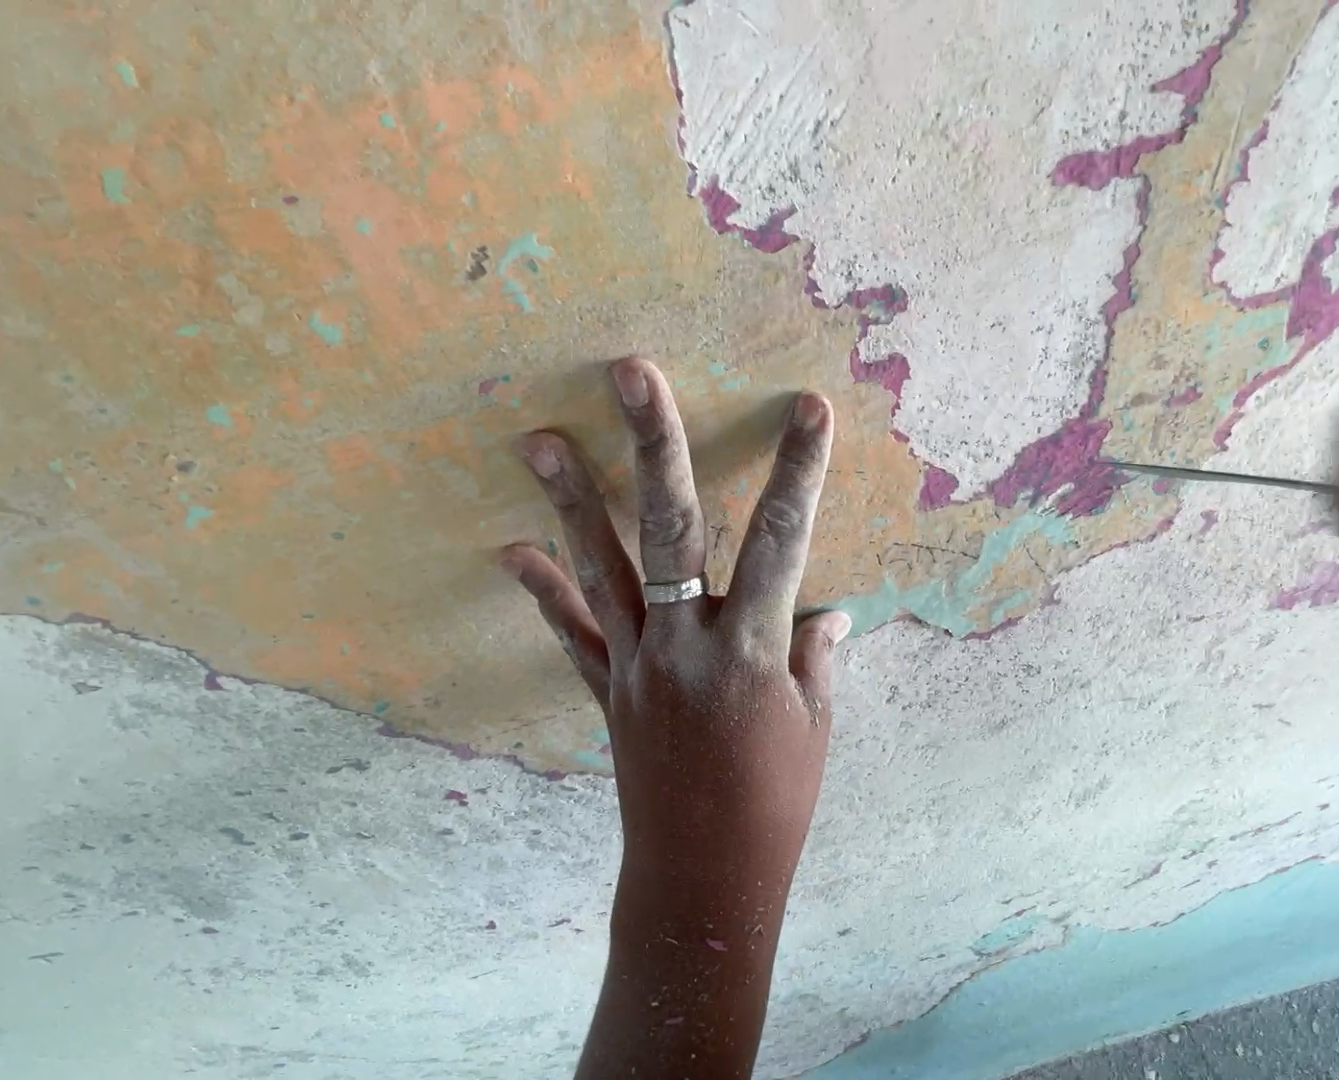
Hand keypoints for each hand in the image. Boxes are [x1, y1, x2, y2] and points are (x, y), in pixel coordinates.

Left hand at [501, 357, 847, 1078]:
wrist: (703, 879)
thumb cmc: (776, 802)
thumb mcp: (814, 725)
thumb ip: (813, 657)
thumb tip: (825, 611)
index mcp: (750, 648)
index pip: (781, 539)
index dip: (797, 471)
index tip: (808, 410)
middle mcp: (685, 642)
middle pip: (672, 527)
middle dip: (656, 444)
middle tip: (631, 375)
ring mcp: (636, 663)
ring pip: (600, 566)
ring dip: (570, 500)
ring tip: (540, 440)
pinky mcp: (609, 690)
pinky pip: (573, 632)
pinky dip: (545, 591)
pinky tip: (513, 551)